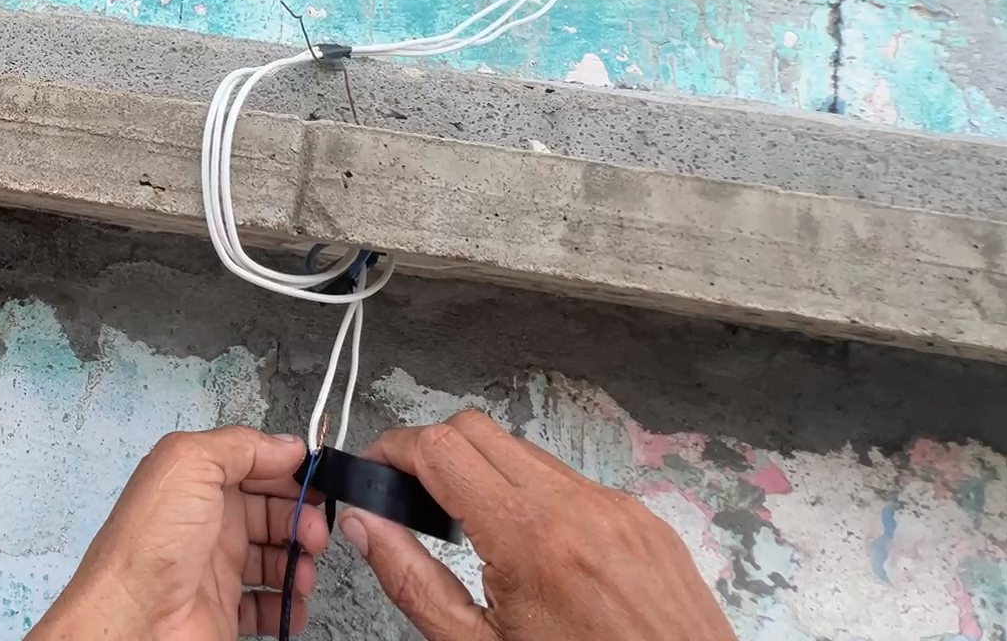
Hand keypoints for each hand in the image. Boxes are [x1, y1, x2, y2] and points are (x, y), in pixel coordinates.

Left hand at [29, 427, 330, 639]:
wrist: (136, 619)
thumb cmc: (155, 538)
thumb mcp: (191, 463)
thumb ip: (240, 445)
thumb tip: (286, 444)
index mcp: (197, 478)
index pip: (252, 464)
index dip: (286, 471)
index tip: (316, 481)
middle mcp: (206, 519)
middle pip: (268, 510)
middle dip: (300, 518)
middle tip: (315, 533)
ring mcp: (215, 566)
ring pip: (273, 556)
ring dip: (299, 562)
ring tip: (304, 572)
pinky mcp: (223, 610)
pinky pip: (266, 604)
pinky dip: (287, 604)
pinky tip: (293, 602)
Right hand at [336, 411, 738, 640]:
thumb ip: (409, 579)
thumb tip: (362, 521)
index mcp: (530, 542)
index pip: (438, 447)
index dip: (393, 448)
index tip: (376, 470)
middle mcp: (576, 507)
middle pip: (471, 427)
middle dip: (430, 448)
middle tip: (413, 492)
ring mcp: (617, 506)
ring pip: (517, 446)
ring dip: (478, 465)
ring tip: (471, 521)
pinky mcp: (644, 517)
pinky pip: (564, 475)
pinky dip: (527, 487)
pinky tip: (530, 541)